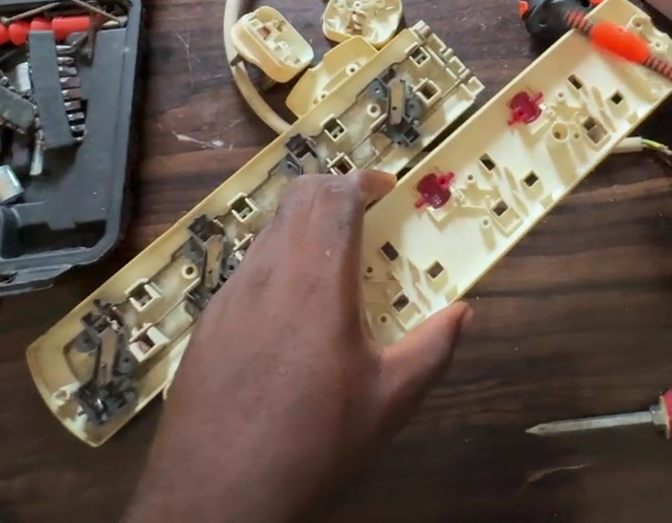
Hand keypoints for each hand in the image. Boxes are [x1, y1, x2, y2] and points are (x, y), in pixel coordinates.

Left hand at [126, 172, 468, 522]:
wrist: (214, 504)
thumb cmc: (312, 446)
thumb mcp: (389, 403)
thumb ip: (432, 349)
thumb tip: (464, 313)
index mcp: (319, 280)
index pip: (336, 197)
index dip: (362, 180)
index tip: (384, 189)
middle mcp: (271, 272)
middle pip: (298, 196)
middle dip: (333, 188)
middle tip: (362, 211)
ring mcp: (231, 295)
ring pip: (270, 228)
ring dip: (304, 223)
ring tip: (330, 260)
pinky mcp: (207, 323)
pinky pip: (247, 267)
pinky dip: (276, 260)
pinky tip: (289, 310)